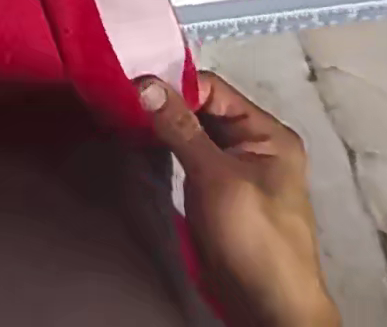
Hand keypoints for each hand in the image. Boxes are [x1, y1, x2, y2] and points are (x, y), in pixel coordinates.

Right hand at [136, 73, 338, 326]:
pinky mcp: (211, 181)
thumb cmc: (253, 238)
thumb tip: (144, 81)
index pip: (212, 89)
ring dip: (158, 120)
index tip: (132, 84)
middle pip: (198, 104)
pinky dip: (160, 138)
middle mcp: (251, 140)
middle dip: (162, 100)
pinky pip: (183, 146)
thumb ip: (181, 127)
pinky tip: (135, 133)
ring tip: (121, 110)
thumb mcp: (217, 178)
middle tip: (119, 94)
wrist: (266, 309)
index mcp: (267, 133)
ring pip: (187, 125)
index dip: (173, 84)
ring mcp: (231, 162)